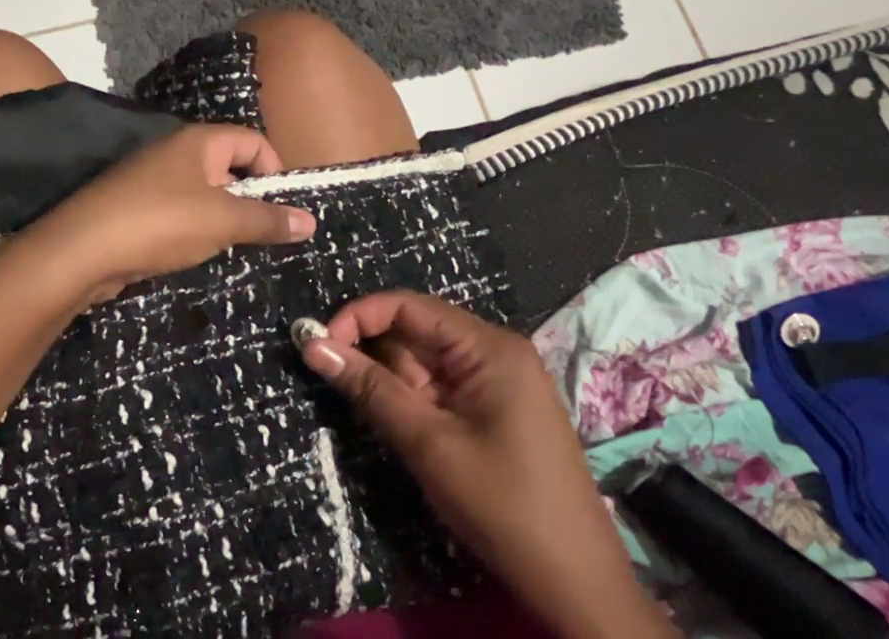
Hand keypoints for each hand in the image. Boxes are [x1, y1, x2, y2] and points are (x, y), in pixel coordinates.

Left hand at [21, 124, 316, 305]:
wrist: (83, 249)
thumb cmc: (161, 222)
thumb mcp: (222, 220)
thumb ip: (267, 219)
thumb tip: (311, 220)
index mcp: (197, 142)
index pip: (251, 140)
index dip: (274, 169)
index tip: (285, 208)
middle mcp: (174, 152)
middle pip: (227, 165)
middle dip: (249, 198)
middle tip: (265, 233)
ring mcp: (150, 180)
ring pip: (202, 193)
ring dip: (221, 219)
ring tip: (233, 248)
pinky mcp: (134, 209)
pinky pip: (178, 214)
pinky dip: (193, 231)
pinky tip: (196, 255)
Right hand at [300, 293, 676, 638]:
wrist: (576, 581)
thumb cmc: (503, 505)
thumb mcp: (428, 443)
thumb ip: (370, 389)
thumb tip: (313, 345)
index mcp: (489, 348)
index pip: (409, 306)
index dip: (358, 318)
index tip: (318, 348)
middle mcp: (495, 353)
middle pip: (415, 330)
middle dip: (369, 350)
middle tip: (329, 380)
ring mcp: (498, 383)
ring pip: (424, 361)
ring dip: (387, 379)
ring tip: (361, 409)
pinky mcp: (495, 411)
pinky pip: (440, 387)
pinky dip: (409, 398)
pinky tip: (392, 421)